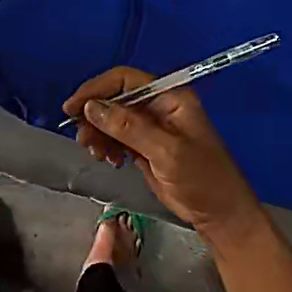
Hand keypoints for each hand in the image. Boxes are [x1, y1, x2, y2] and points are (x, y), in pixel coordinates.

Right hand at [63, 67, 263, 234]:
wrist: (219, 212)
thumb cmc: (201, 177)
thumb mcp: (165, 150)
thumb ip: (129, 126)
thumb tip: (92, 107)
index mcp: (171, 96)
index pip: (126, 80)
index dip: (96, 90)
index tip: (72, 108)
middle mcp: (160, 106)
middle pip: (116, 99)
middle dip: (95, 115)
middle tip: (82, 139)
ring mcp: (153, 127)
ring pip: (113, 119)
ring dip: (98, 133)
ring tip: (96, 153)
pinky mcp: (147, 147)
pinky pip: (118, 138)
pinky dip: (108, 145)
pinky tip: (109, 160)